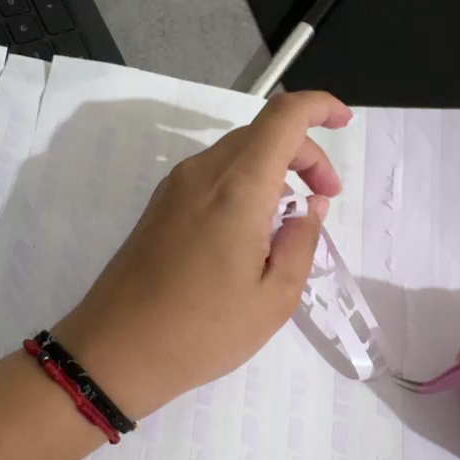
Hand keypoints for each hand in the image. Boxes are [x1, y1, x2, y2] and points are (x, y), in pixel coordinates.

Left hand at [56, 91, 352, 417]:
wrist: (114, 352)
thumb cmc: (203, 330)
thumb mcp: (275, 297)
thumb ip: (302, 241)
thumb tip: (311, 206)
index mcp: (238, 188)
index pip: (284, 117)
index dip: (320, 106)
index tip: (345, 122)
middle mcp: (204, 173)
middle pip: (264, 132)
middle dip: (306, 153)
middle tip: (326, 199)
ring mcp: (177, 186)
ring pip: (239, 152)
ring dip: (276, 169)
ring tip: (291, 222)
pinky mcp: (162, 205)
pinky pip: (216, 174)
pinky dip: (248, 183)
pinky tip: (254, 229)